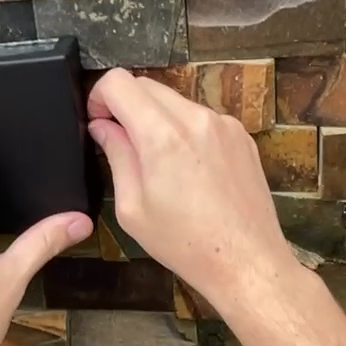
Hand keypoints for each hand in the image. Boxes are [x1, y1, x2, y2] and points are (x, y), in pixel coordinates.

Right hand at [87, 68, 296, 316]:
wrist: (247, 262)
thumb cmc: (185, 243)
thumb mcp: (132, 207)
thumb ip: (116, 155)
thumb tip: (102, 126)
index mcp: (162, 136)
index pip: (119, 83)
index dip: (99, 96)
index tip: (98, 121)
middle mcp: (195, 118)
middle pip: (145, 84)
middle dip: (125, 104)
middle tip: (120, 140)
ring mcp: (223, 123)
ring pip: (173, 99)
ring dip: (154, 116)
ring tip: (155, 159)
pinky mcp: (240, 134)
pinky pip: (199, 116)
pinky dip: (183, 127)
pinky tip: (186, 166)